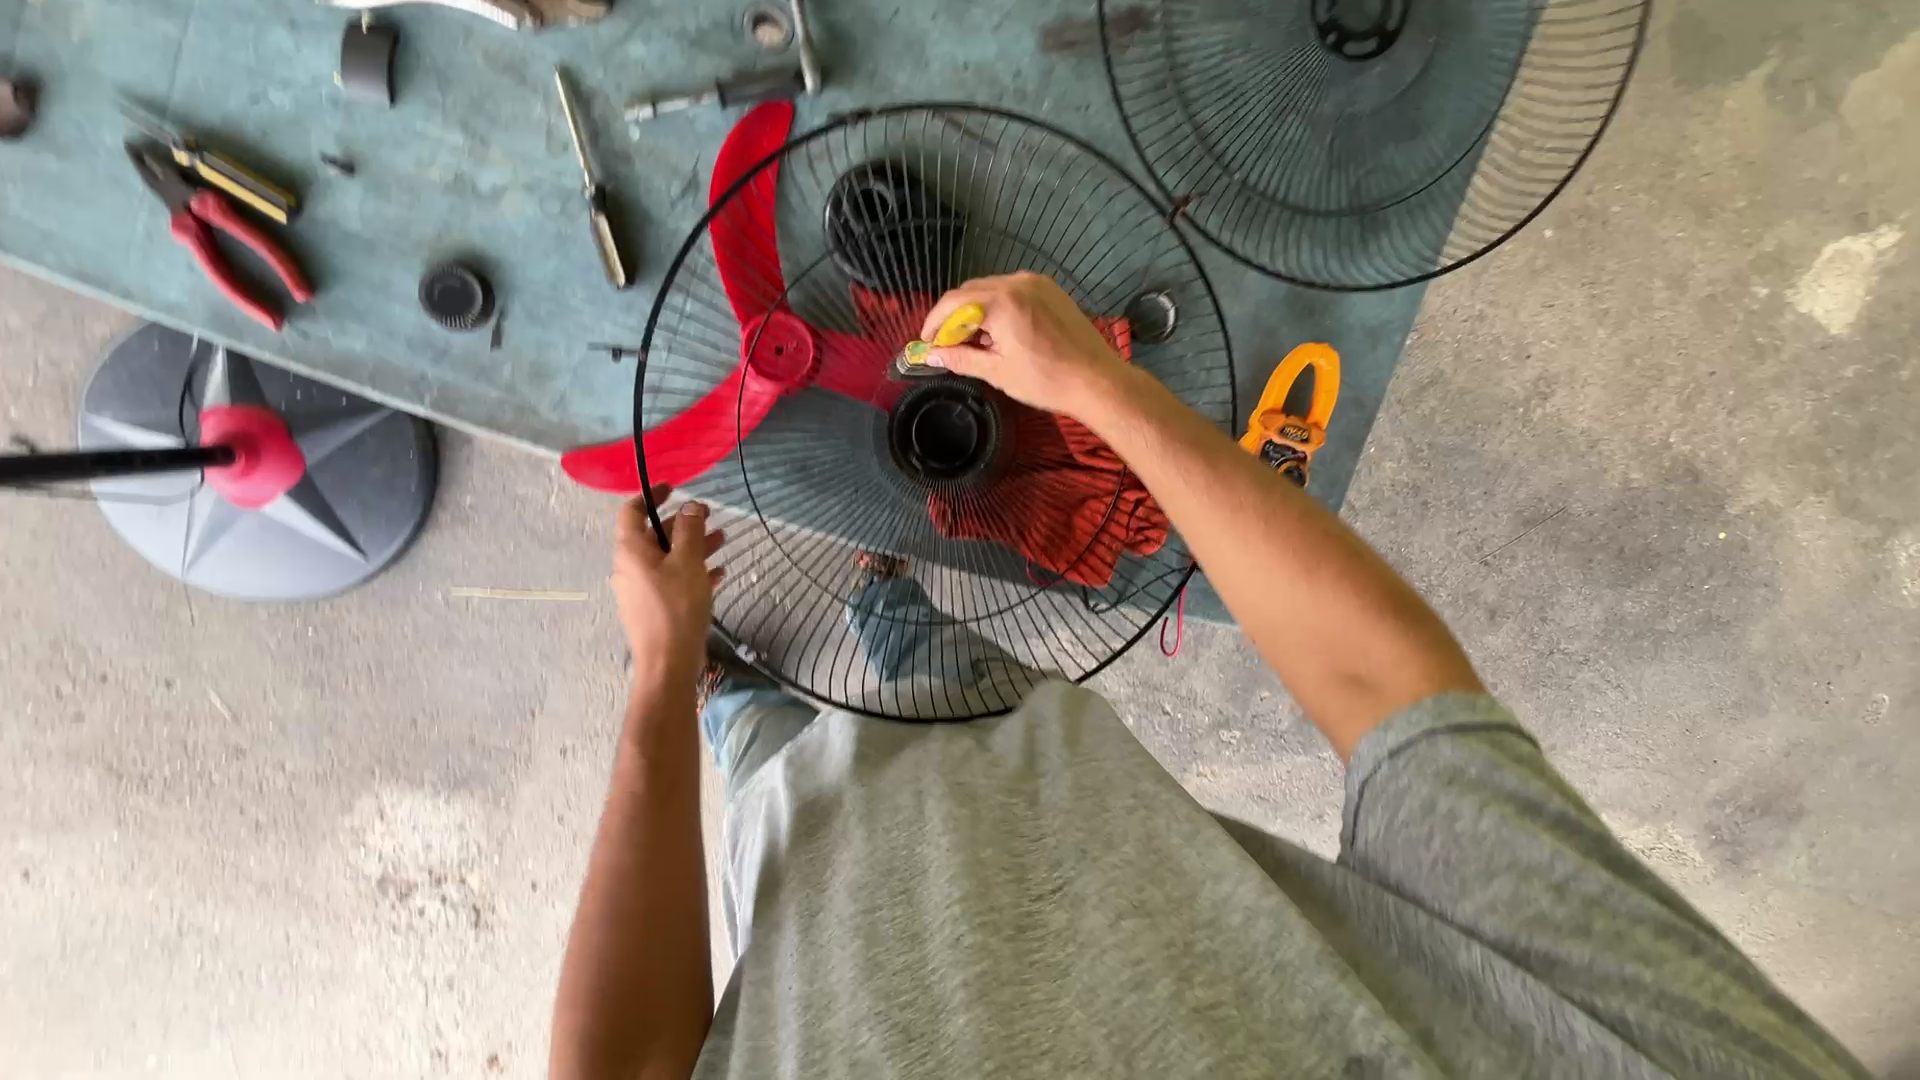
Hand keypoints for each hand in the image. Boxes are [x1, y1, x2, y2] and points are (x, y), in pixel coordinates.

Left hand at [611, 484, 724, 687]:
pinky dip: (693, 571)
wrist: (669, 660)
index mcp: (631, 551)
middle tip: (710, 516)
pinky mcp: (656, 607)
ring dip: (694, 546)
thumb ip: (689, 530)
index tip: (674, 487)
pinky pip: (674, 580)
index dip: (651, 495)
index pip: (632, 512)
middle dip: (683, 523)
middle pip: (655, 535)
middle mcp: (631, 567)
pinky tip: (718, 573)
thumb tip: (690, 506)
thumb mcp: (687, 562)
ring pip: (668, 558)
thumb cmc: (677, 606)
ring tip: (723, 540)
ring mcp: (642, 589)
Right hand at [920, 272, 1129, 418]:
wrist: (1096, 380)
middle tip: (946, 344)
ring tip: (974, 342)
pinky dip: (998, 307)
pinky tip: (999, 332)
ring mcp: (1036, 283)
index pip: (953, 303)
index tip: (927, 343)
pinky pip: (1013, 291)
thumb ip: (960, 358)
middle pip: (970, 292)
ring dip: (975, 311)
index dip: (934, 323)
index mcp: (1001, 302)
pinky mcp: (1050, 290)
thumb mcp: (997, 372)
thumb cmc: (1046, 380)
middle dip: (953, 316)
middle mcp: (1017, 282)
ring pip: (991, 290)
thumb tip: (931, 355)